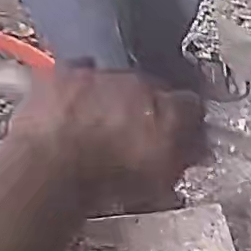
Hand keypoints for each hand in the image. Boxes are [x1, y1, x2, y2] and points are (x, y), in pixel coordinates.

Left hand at [7, 66, 204, 214]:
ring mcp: (101, 76)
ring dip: (116, 95)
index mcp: (171, 108)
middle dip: (151, 107)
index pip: (191, 105)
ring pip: (118, 79)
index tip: (184, 132)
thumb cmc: (105, 176)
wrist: (52, 167)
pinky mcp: (64, 75)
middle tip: (141, 130)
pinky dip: (80, 87)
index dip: (189, 121)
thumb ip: (185, 157)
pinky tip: (77, 106)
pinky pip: (78, 72)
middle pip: (154, 88)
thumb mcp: (162, 178)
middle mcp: (139, 84)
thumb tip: (198, 151)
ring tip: (106, 122)